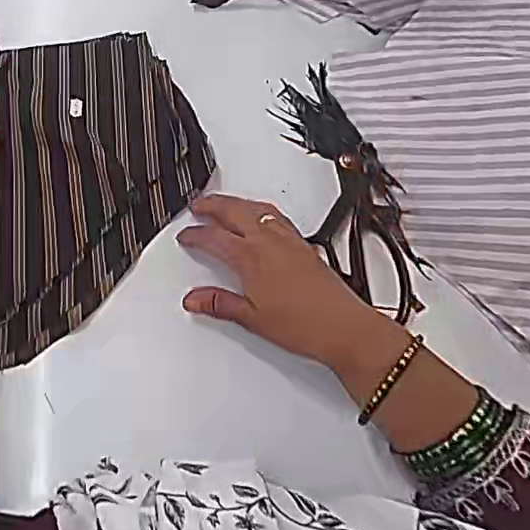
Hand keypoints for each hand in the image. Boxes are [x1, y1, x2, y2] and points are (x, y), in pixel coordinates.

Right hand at [177, 194, 406, 375]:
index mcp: (250, 258)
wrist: (343, 327)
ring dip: (234, 202)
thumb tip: (195, 299)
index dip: (194, 235)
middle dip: (210, 205)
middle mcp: (268, 242)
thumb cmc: (304, 325)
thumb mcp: (252, 318)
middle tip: (196, 206)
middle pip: (232, 211)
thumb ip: (220, 304)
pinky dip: (258, 208)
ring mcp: (287, 239)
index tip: (186, 236)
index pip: (213, 237)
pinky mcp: (302, 243)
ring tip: (222, 203)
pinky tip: (258, 214)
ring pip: (254, 208)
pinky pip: (274, 215)